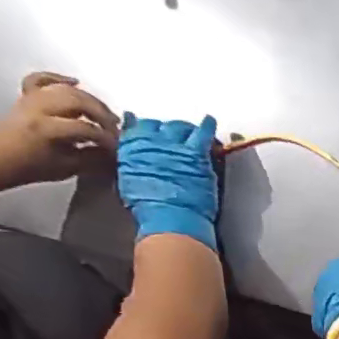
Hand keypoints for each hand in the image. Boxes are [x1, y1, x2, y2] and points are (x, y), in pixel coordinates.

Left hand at [0, 73, 120, 183]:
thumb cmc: (32, 166)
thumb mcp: (67, 168)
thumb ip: (93, 158)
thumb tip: (114, 153)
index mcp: (47, 129)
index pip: (85, 128)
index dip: (106, 138)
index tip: (119, 148)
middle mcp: (39, 108)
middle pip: (78, 101)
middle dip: (102, 114)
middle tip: (116, 128)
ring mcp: (32, 99)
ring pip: (66, 90)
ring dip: (90, 99)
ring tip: (105, 114)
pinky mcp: (27, 95)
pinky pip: (42, 79)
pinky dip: (59, 78)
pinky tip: (76, 82)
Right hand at [118, 110, 221, 250]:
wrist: (170, 217)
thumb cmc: (148, 208)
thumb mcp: (129, 183)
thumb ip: (130, 163)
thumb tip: (130, 153)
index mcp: (132, 149)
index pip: (136, 128)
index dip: (143, 128)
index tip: (146, 127)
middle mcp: (152, 142)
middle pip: (160, 126)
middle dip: (166, 130)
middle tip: (172, 136)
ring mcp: (175, 146)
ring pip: (180, 127)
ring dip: (184, 129)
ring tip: (188, 132)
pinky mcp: (196, 154)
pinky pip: (203, 132)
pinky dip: (207, 125)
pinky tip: (209, 120)